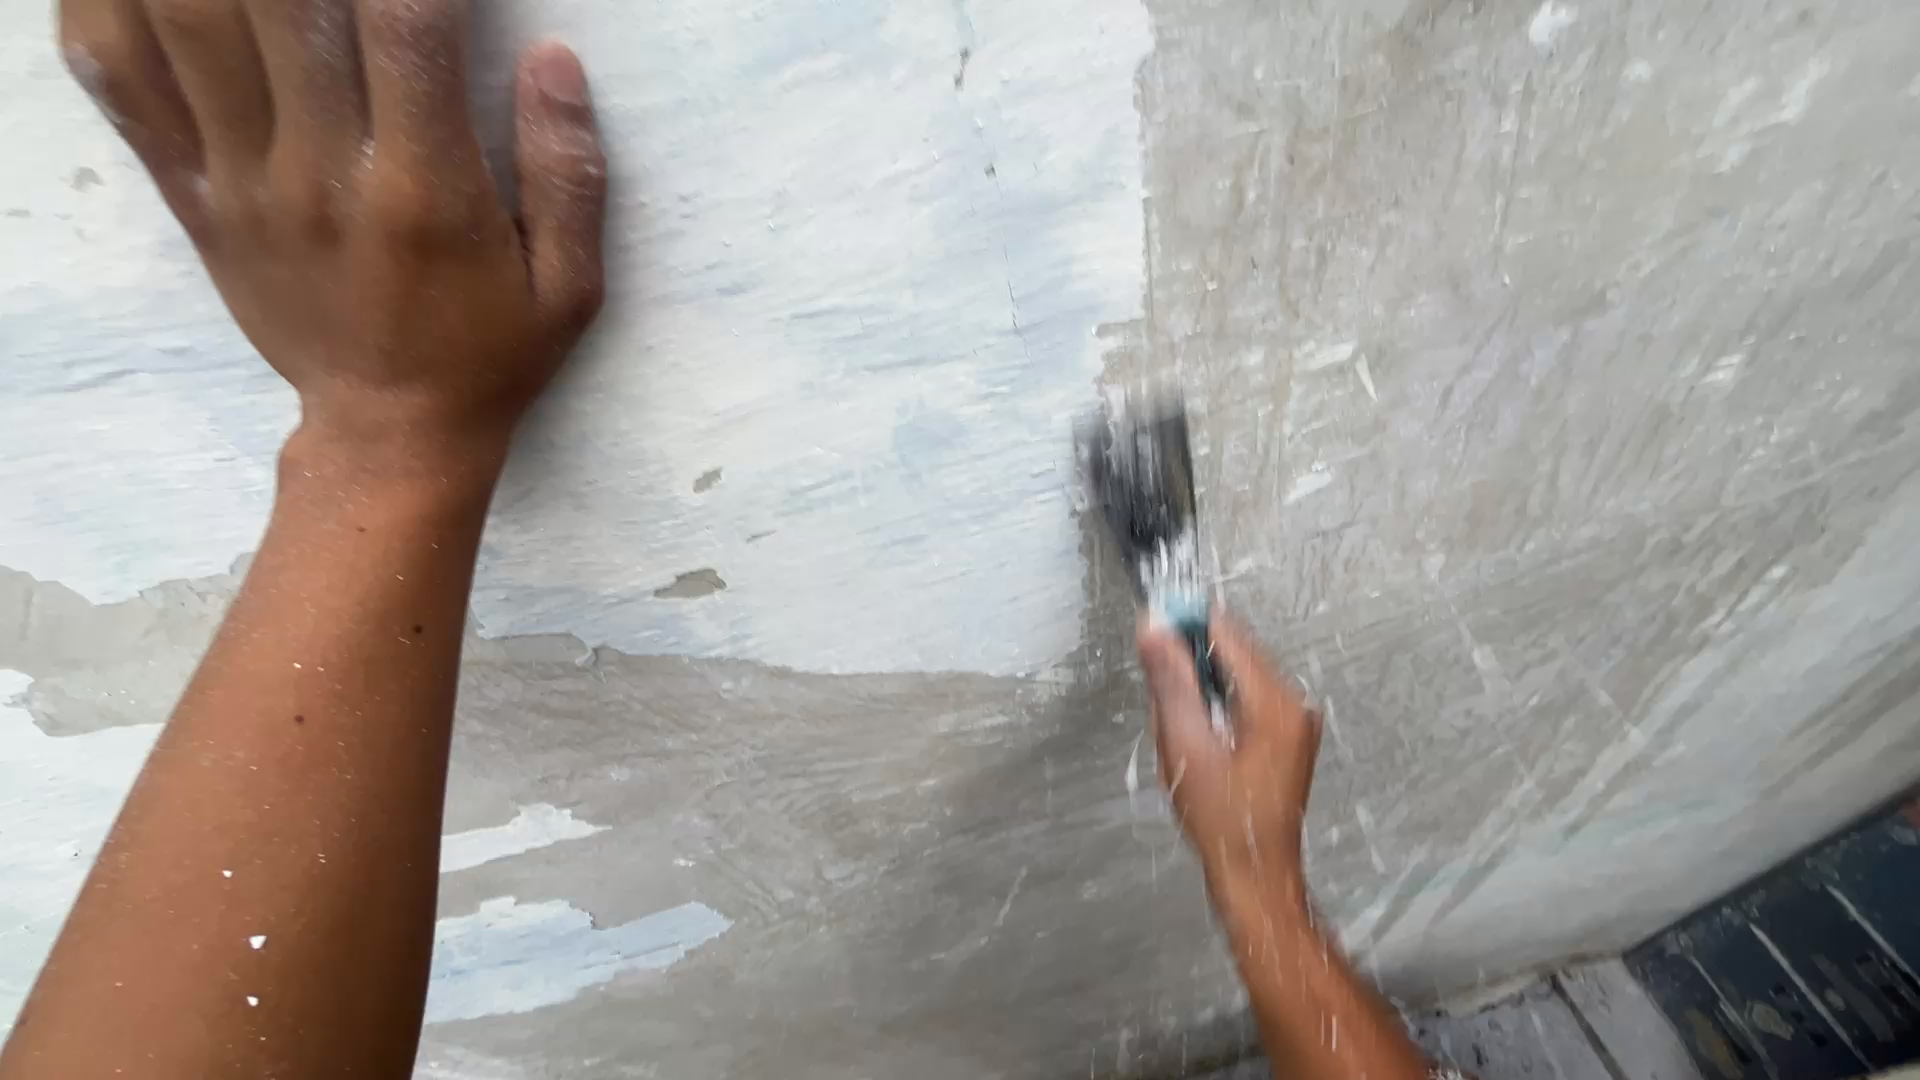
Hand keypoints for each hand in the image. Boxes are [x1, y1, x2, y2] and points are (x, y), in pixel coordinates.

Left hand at [59, 0, 607, 456]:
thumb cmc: (494, 357)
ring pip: (183, 8)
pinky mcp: (189, 191)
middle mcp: (321, 169)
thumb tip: (555, 61)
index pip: (408, 27)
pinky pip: (113, 65)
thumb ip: (569, 180)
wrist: (393, 428)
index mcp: (428, 193)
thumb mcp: (570, 291)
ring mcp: (239, 177)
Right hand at [1138, 612, 1322, 911]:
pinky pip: (1243, 696)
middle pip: (1231, 651)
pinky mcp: (1287, 733)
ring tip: (1182, 735)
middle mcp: (1293, 701)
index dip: (1183, 628)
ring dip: (1199, 690)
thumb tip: (1153, 625)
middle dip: (1189, 668)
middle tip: (1166, 712)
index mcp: (1274, 701)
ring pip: (1233, 673)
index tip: (1150, 644)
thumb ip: (1169, 681)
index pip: (1225, 632)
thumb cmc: (1219, 816)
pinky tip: (1199, 741)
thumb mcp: (1184, 745)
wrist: (1255, 874)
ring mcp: (1294, 719)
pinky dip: (1214, 706)